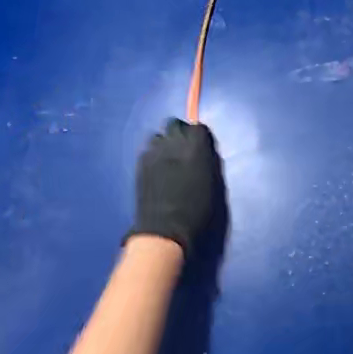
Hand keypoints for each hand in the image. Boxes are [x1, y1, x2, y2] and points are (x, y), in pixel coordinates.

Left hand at [127, 119, 221, 250]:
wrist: (165, 228)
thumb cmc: (197, 211)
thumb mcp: (212, 183)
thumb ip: (206, 160)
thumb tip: (202, 150)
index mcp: (196, 148)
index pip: (198, 127)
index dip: (199, 136)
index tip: (200, 146)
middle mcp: (173, 143)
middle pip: (174, 124)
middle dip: (179, 134)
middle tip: (183, 150)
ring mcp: (154, 151)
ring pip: (158, 136)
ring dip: (164, 143)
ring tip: (168, 159)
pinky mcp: (140, 162)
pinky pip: (148, 149)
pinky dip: (153, 154)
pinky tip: (156, 169)